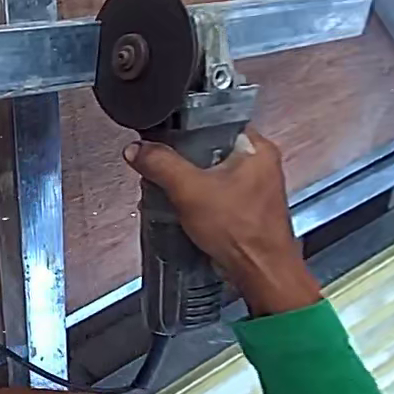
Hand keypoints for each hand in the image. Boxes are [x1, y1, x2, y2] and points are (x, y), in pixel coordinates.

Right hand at [124, 127, 322, 315]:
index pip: (213, 122)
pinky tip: (175, 204)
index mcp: (256, 148)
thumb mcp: (188, 189)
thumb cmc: (238, 229)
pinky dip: (190, 195)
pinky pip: (208, 190)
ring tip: (163, 187)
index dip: (183, 128)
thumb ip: (160, 164)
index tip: (160, 137)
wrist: (258, 271)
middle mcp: (258, 163)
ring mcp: (250, 186)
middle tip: (158, 167)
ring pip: (205, 170)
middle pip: (205, 147)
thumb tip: (135, 148)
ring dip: (181, 179)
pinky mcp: (240, 206)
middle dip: (177, 158)